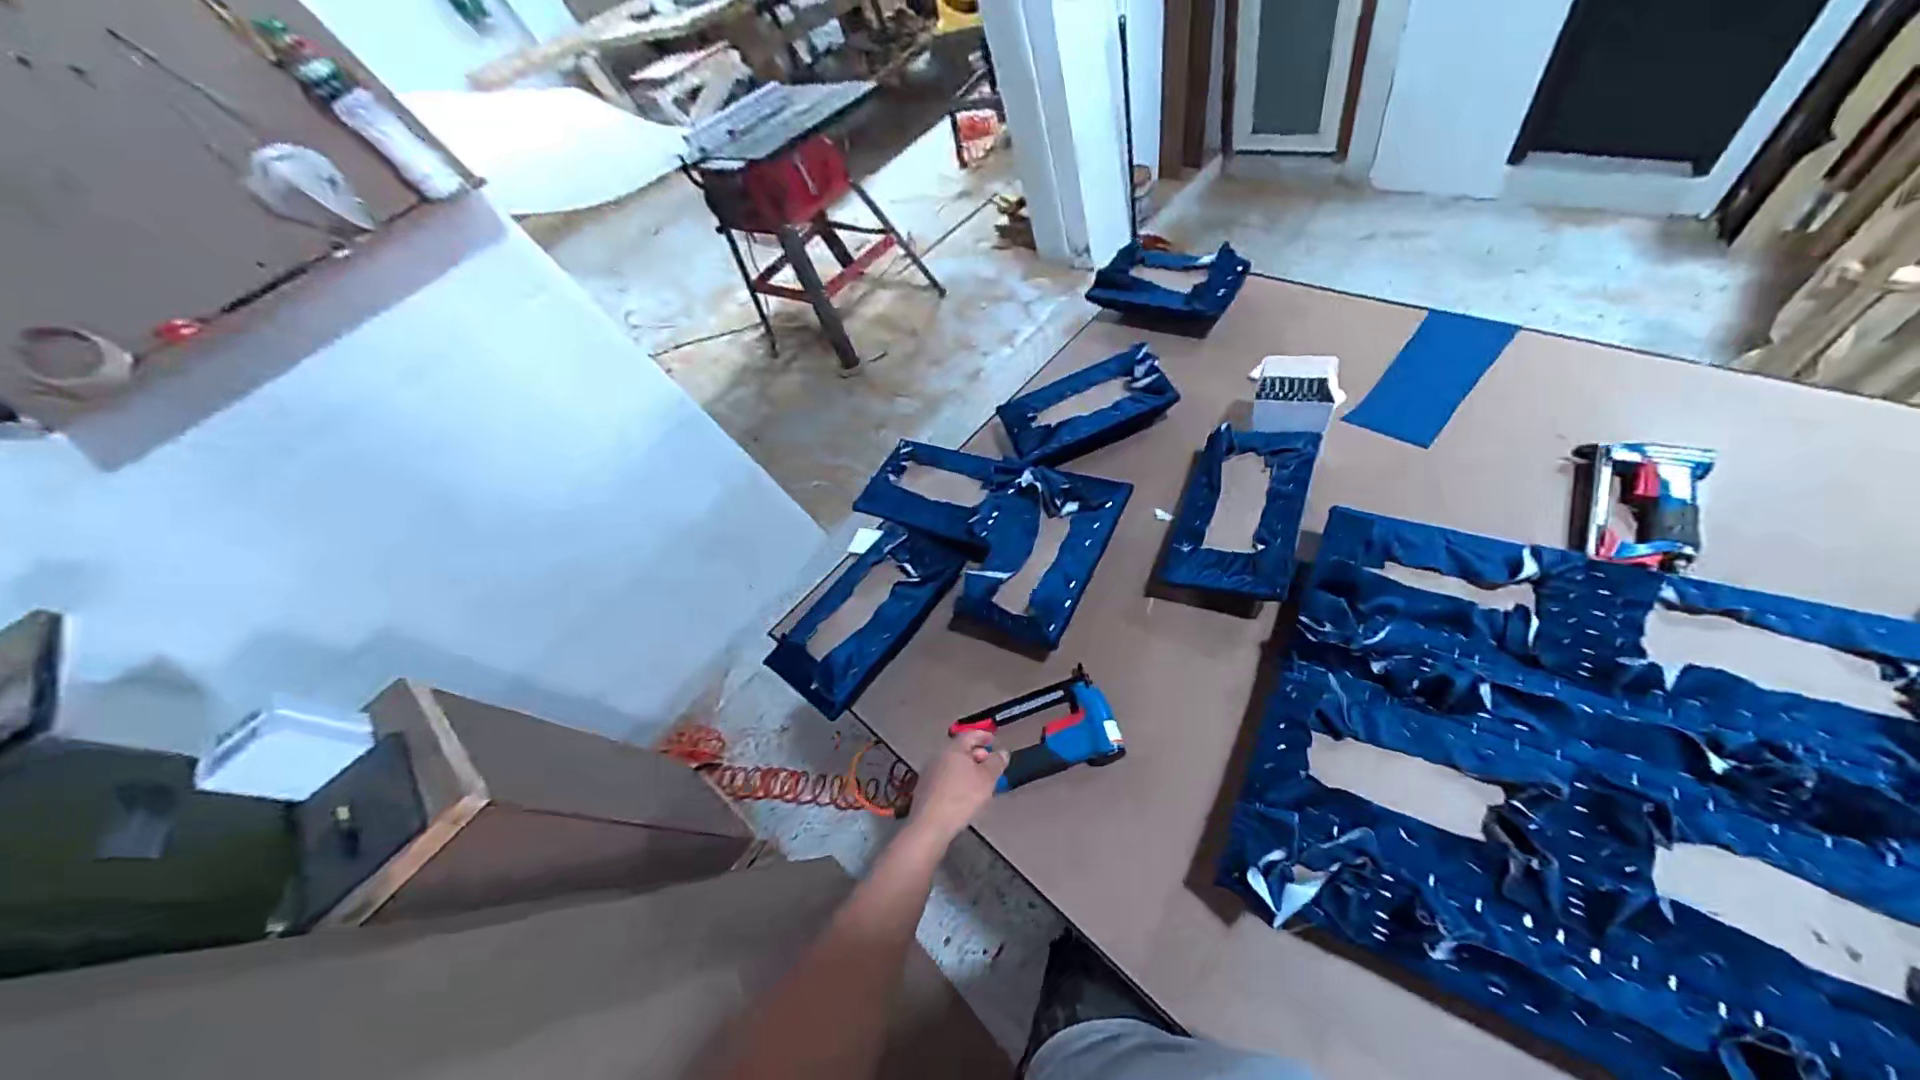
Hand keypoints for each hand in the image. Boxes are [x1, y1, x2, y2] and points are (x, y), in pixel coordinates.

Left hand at [906, 729, 1006, 845]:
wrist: (930, 825)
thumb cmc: (962, 797)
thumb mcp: (987, 779)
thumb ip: (996, 763)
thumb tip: (1001, 753)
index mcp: (952, 749)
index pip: (969, 735)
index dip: (983, 735)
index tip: (992, 739)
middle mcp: (938, 757)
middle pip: (959, 750)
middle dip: (976, 754)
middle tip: (989, 763)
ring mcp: (928, 773)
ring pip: (952, 765)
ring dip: (966, 769)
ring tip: (979, 781)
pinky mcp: (924, 790)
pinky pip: (945, 778)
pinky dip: (957, 780)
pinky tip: (963, 794)